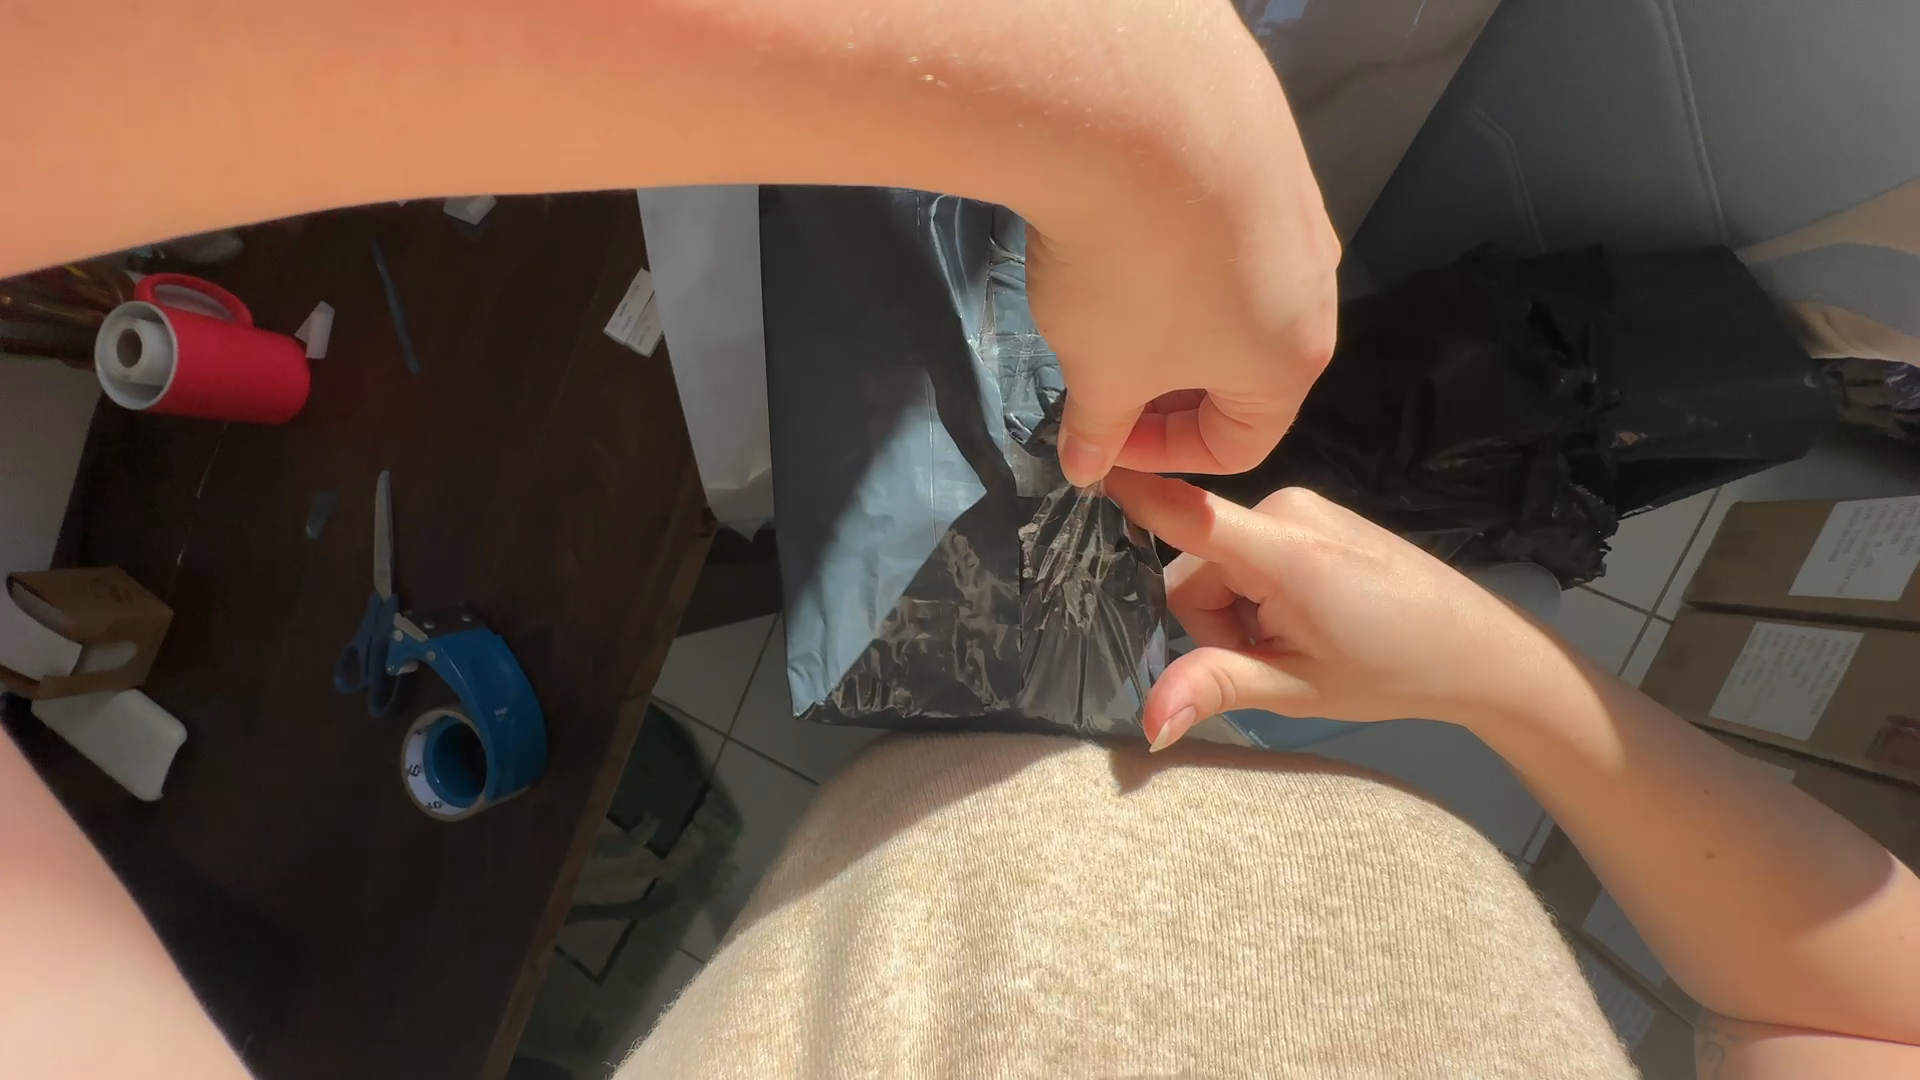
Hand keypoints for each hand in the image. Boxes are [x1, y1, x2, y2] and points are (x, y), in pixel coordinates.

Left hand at [1023, 63, 1340, 487]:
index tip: (1104, 437)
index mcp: (1289, 363)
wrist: (1134, 113)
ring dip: (1168, 328)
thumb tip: (1083, 470)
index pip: (1239, 446)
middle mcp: (1312, 290)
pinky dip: (1176, 261)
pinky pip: (1223, 237)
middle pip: (1237, 374)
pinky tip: (1128, 239)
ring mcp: (1295, 215)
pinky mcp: (1267, 156)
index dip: (1165, 455)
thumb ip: (1097, 432)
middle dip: (1163, 391)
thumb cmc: (1128, 282)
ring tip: (1105, 310)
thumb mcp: (1101, 376)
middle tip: (1099, 379)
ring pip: (1230, 304)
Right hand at [1103, 471, 1543, 749]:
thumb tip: (1148, 724)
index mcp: (1282, 552)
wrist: (1480, 649)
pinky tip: (1302, 614)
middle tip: (1270, 656)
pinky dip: (1256, 588)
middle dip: (1214, 620)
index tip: (1089, 466)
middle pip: (1197, 568)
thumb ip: (1215, 687)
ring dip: (1236, 608)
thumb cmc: (1393, 671)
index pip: (1189, 515)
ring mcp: (1301, 507)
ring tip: (1293, 638)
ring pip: (1219, 562)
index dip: (1135, 495)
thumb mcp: (1296, 687)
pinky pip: (1248, 550)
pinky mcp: (1310, 514)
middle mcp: (1285, 510)